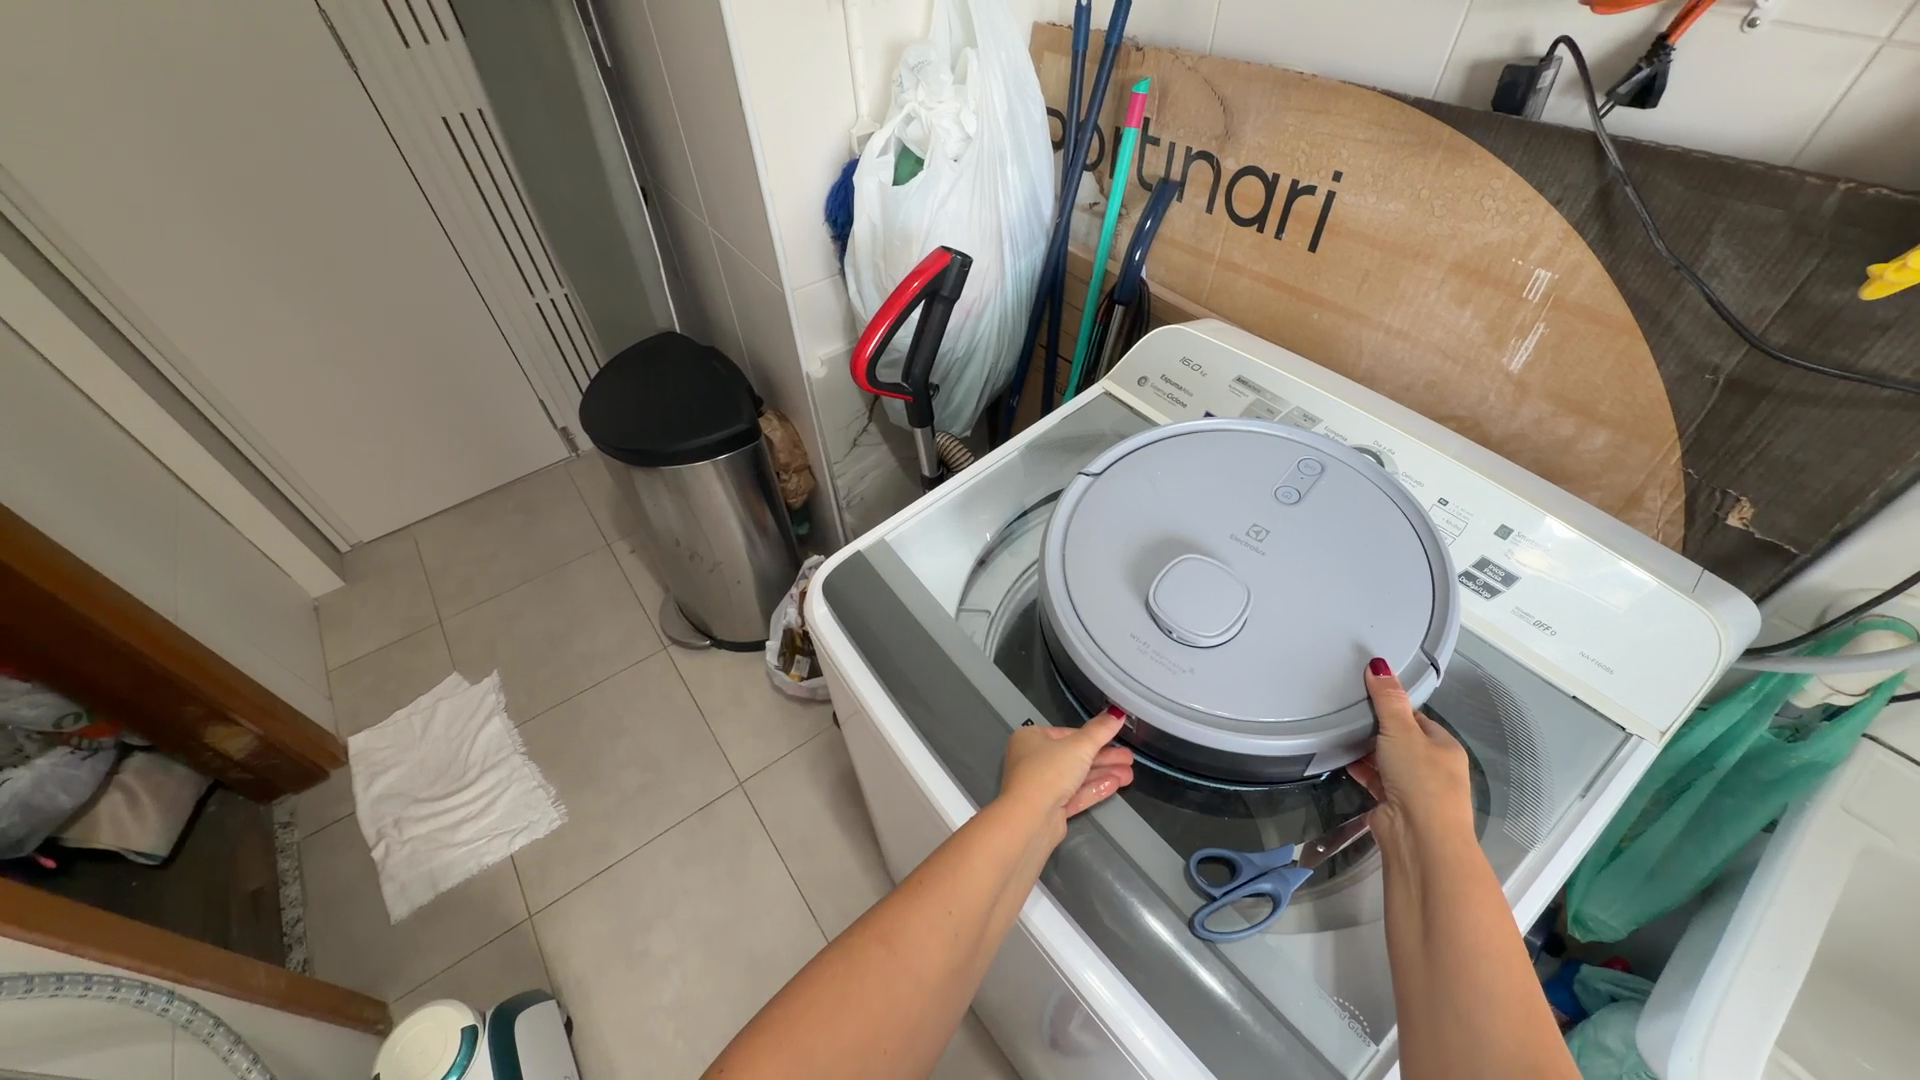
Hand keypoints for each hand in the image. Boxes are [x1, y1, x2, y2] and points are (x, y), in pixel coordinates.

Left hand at [999, 708, 1134, 828]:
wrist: (1030, 818)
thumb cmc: (1050, 771)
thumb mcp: (1079, 746)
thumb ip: (1100, 731)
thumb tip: (1117, 712)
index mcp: (1030, 738)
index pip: (1067, 734)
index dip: (1093, 737)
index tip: (1116, 738)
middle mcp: (1032, 760)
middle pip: (1074, 756)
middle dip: (1104, 758)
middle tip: (1130, 758)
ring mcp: (1041, 786)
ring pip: (1077, 777)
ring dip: (1103, 774)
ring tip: (1130, 774)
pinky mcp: (1050, 809)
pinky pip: (1075, 794)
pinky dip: (1094, 789)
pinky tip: (1116, 784)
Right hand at [1347, 659, 1474, 849]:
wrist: (1418, 836)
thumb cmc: (1421, 780)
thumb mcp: (1402, 731)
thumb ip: (1388, 699)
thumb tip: (1378, 664)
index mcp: (1444, 747)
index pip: (1416, 717)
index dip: (1394, 706)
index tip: (1368, 695)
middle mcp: (1432, 767)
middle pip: (1399, 738)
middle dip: (1376, 728)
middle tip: (1348, 711)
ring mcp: (1412, 787)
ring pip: (1384, 759)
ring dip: (1365, 749)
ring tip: (1338, 730)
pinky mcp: (1390, 802)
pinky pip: (1371, 777)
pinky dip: (1357, 768)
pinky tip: (1339, 757)